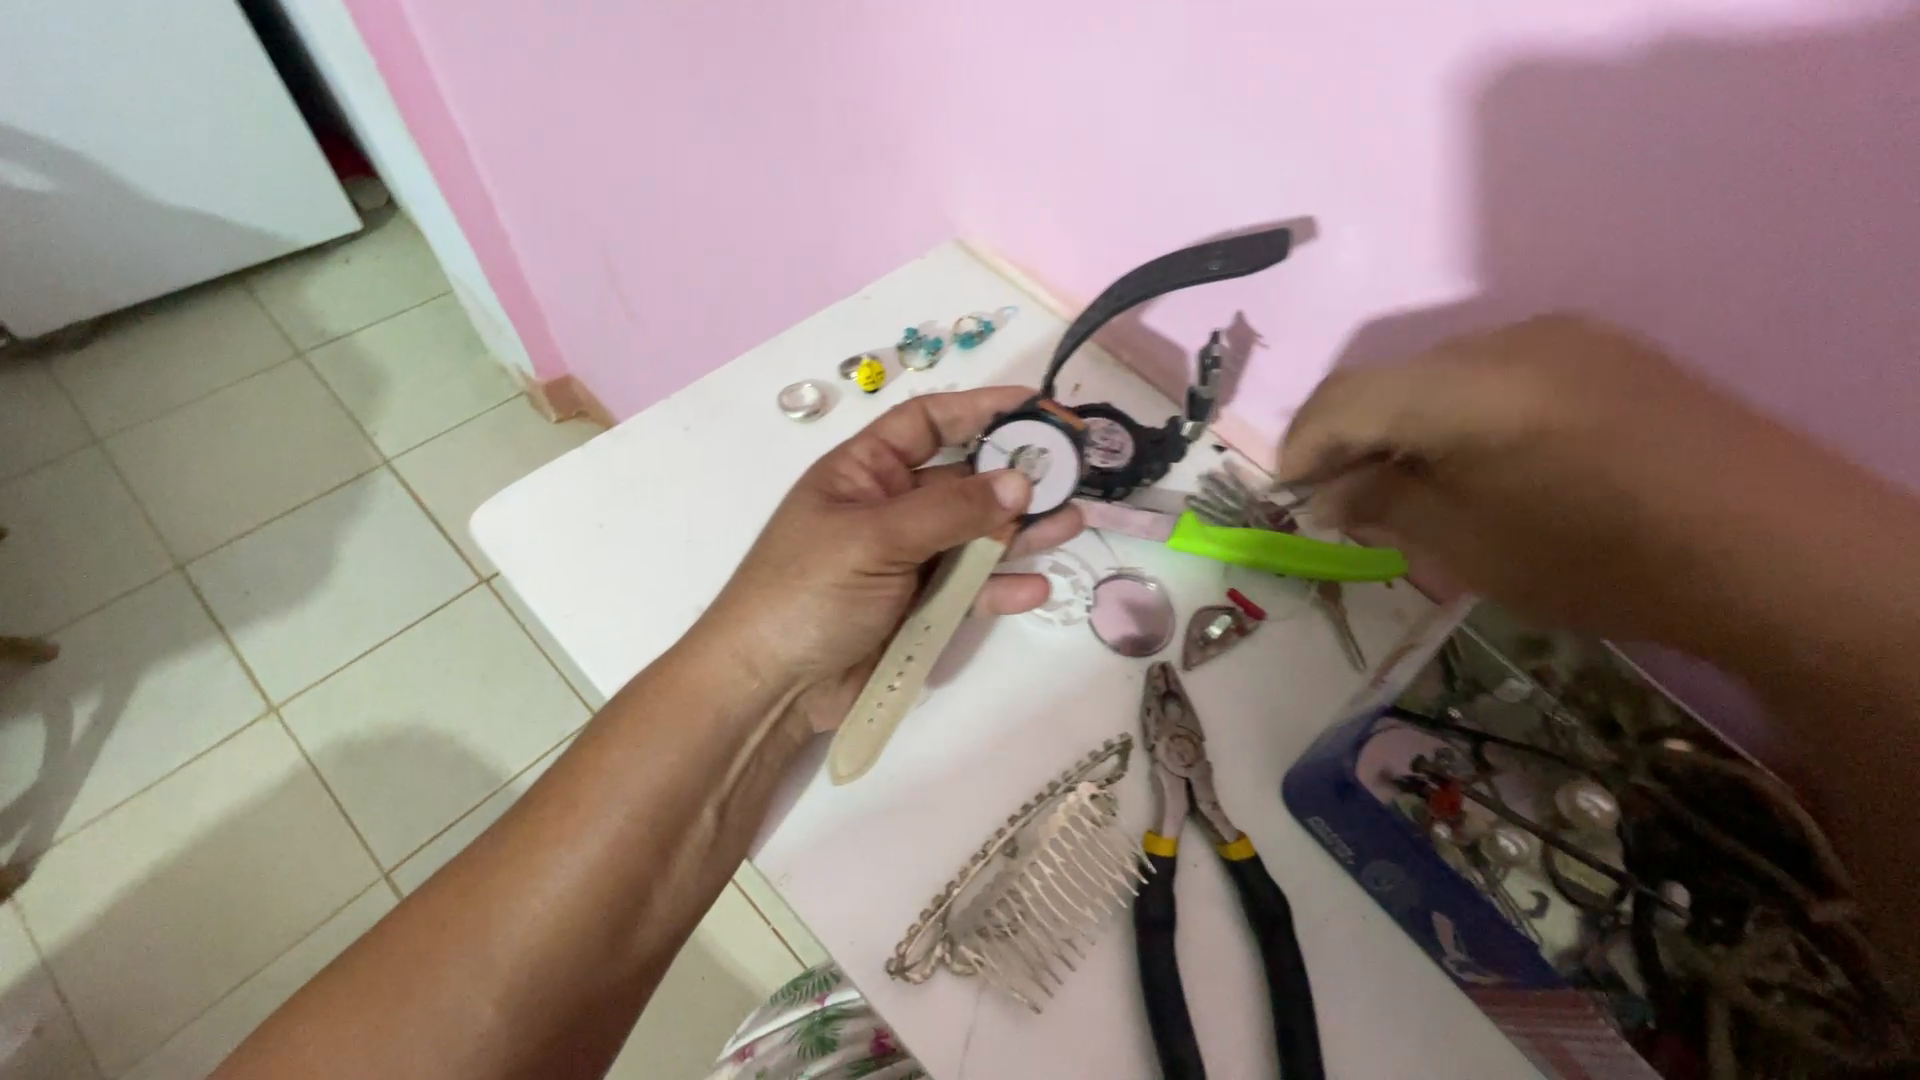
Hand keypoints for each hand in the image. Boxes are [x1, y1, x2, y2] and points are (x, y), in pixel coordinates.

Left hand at [699, 387, 1083, 732]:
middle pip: (964, 481)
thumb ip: (949, 511)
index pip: (927, 423)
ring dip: (1021, 532)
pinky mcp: (919, 609)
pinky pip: (969, 591)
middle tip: (1070, 477)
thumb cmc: (806, 592)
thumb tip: (1020, 483)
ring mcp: (908, 561)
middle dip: (1015, 478)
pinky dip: (1000, 589)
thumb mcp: (873, 539)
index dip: (978, 408)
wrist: (770, 687)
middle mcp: (891, 509)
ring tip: (1071, 524)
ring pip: (975, 537)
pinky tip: (1035, 588)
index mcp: (865, 472)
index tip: (1033, 406)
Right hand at [1278, 315, 1820, 642]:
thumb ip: (1383, 503)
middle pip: (1387, 380)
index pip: (1344, 398)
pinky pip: (1491, 373)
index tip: (1286, 492)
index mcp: (1467, 390)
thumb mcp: (1468, 548)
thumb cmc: (1600, 562)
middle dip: (1347, 436)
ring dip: (1400, 424)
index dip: (1301, 445)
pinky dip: (1453, 414)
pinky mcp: (1600, 352)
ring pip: (1437, 374)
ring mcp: (1560, 338)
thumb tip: (1327, 493)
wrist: (1781, 554)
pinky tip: (1470, 459)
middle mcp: (1506, 342)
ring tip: (1402, 482)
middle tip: (1338, 496)